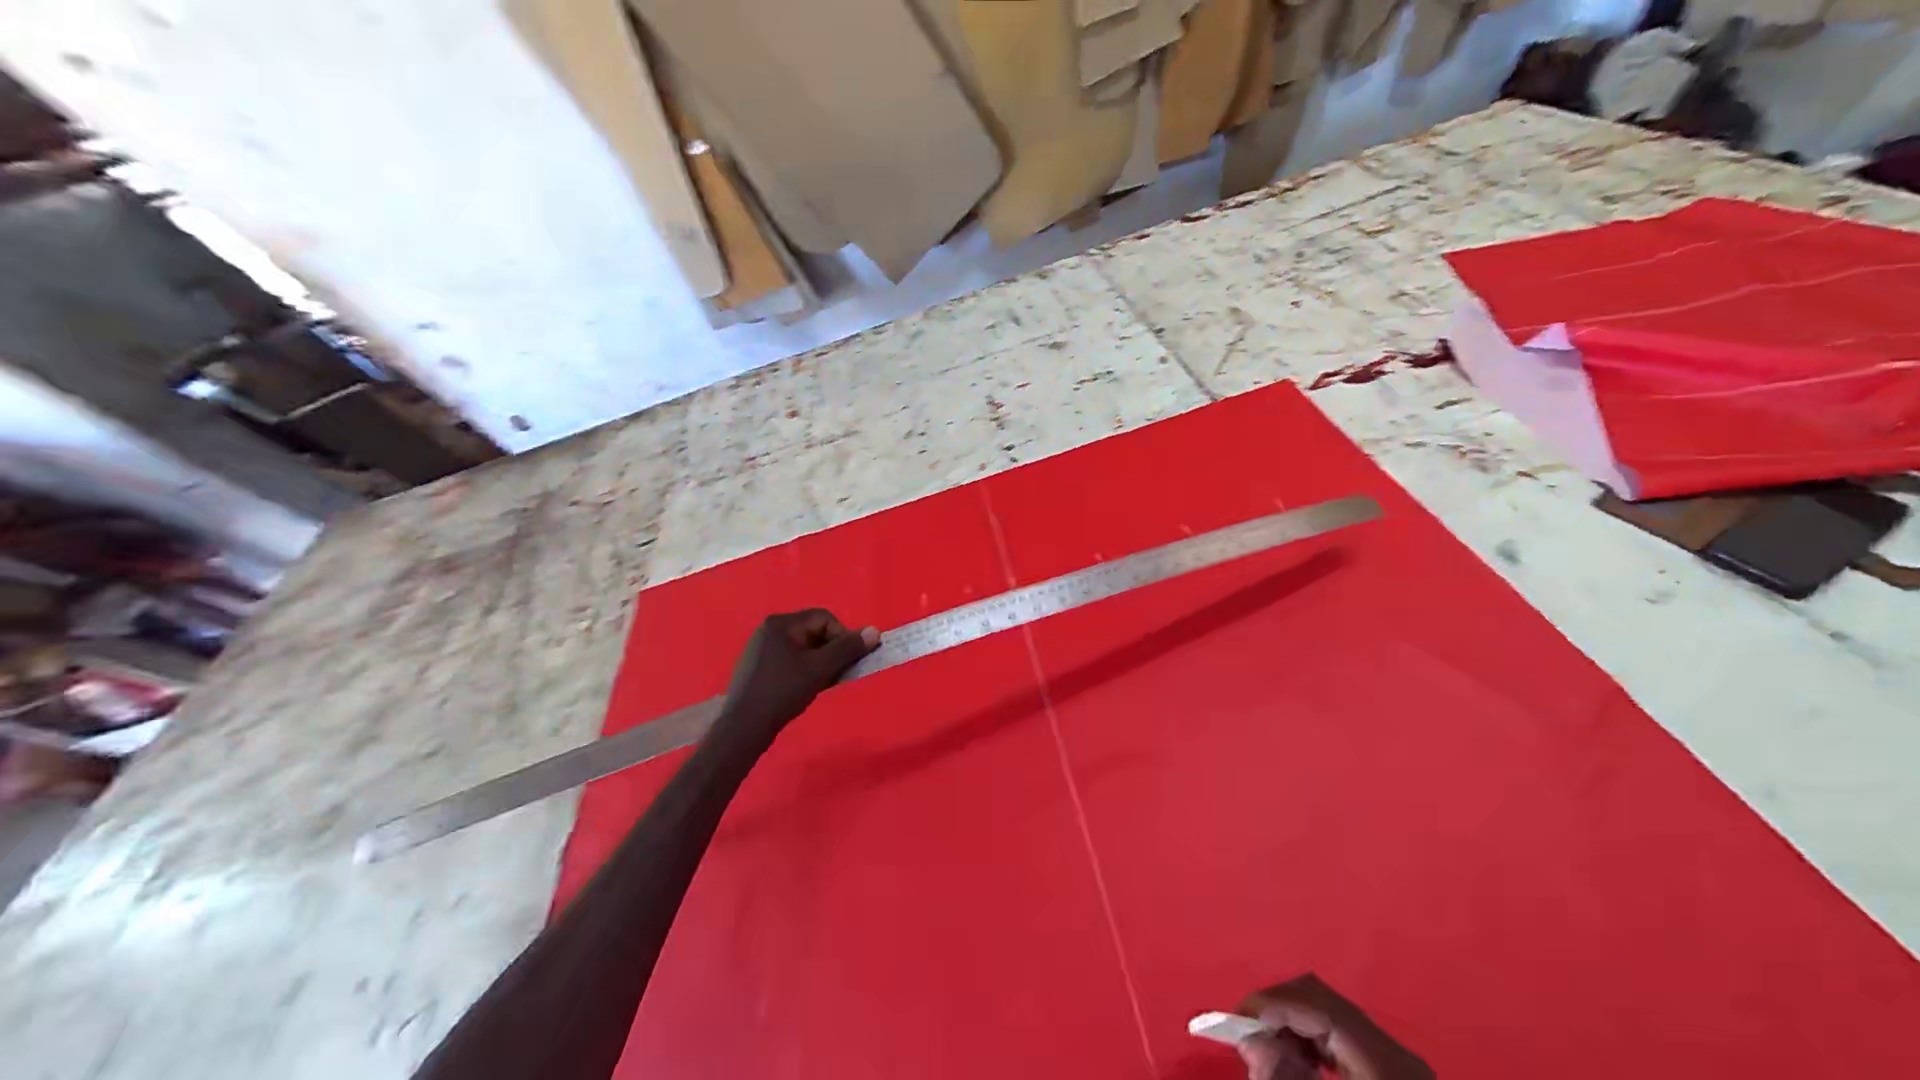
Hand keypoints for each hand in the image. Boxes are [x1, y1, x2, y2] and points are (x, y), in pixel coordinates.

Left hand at [718, 609, 878, 741]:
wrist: (744, 726)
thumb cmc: (783, 692)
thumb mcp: (820, 669)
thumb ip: (848, 649)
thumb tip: (874, 632)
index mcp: (781, 623)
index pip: (824, 618)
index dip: (843, 637)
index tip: (850, 661)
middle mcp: (769, 629)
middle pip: (814, 631)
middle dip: (831, 651)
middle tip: (838, 674)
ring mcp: (761, 648)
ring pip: (804, 647)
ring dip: (820, 662)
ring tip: (822, 683)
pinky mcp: (758, 666)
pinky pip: (790, 659)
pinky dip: (805, 669)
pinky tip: (805, 688)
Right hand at [1233, 974, 1433, 1079]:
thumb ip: (1283, 1078)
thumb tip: (1251, 1038)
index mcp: (1387, 1067)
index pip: (1319, 1006)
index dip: (1272, 1004)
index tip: (1235, 1023)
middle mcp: (1397, 1056)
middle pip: (1325, 1002)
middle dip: (1279, 1012)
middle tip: (1248, 1039)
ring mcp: (1397, 1065)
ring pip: (1330, 1015)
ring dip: (1291, 1026)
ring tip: (1270, 1058)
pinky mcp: (1391, 1075)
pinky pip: (1341, 1037)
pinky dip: (1310, 1042)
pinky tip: (1299, 1067)